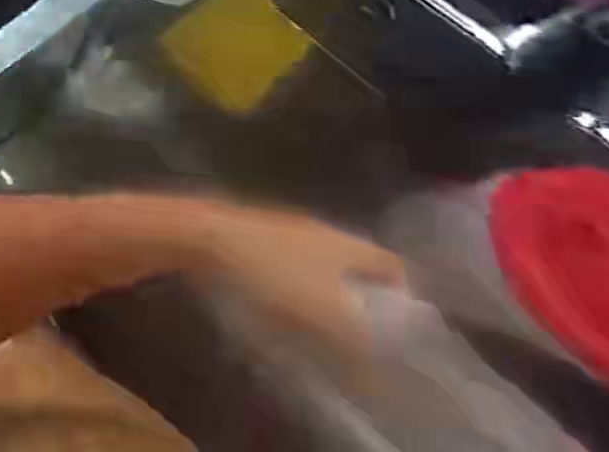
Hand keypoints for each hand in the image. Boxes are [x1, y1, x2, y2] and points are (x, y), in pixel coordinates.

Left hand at [187, 206, 405, 380]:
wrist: (200, 235)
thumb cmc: (271, 270)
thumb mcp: (331, 315)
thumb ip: (367, 346)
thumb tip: (383, 375)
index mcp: (345, 243)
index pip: (394, 267)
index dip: (408, 300)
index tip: (407, 338)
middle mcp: (316, 233)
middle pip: (352, 274)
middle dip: (358, 313)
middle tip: (362, 351)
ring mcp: (278, 234)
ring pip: (312, 278)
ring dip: (317, 312)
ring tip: (318, 347)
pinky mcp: (247, 243)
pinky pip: (276, 278)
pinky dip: (281, 304)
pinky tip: (272, 329)